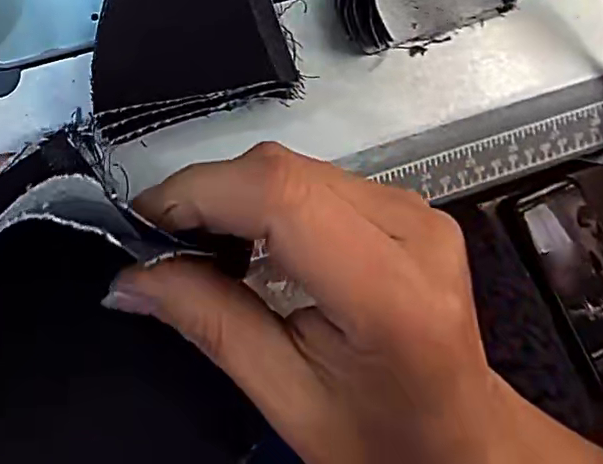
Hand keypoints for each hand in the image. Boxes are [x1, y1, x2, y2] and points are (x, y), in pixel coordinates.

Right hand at [108, 143, 602, 463]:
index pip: (283, 198)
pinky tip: (254, 236)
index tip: (144, 221)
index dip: (202, 192)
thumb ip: (213, 325)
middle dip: (210, 191)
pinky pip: (319, 176)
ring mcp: (414, 206)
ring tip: (201, 239)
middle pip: (286, 170)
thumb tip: (133, 277)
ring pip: (298, 165)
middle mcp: (410, 227)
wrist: (469, 439)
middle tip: (161, 237)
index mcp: (390, 292)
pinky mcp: (408, 199)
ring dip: (238, 192)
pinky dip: (271, 196)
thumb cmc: (384, 442)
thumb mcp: (292, 403)